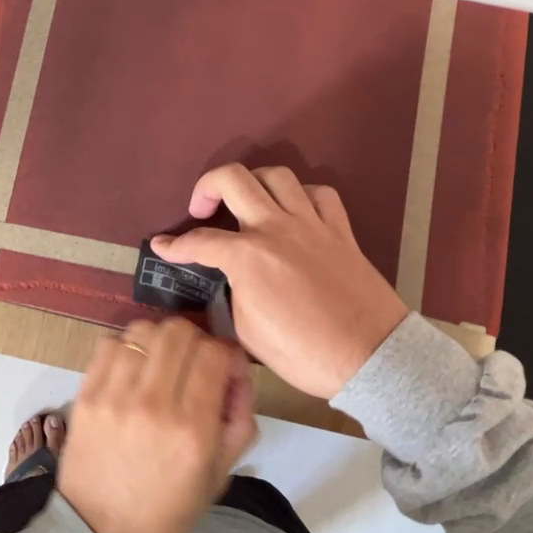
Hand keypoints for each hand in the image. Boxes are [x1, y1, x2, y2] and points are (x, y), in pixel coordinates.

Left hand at [57, 318, 257, 532]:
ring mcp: (115, 396)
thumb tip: (237, 369)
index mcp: (193, 429)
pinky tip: (133, 370)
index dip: (226, 352)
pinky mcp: (86, 394)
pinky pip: (110, 344)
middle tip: (194, 364)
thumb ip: (240, 418)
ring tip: (162, 364)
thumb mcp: (220, 474)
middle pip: (179, 332)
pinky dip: (127, 348)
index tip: (225, 366)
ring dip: (161, 341)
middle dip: (196, 341)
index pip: (214, 352)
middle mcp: (154, 404)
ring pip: (144, 330)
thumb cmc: (168, 512)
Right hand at [151, 164, 407, 399]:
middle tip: (201, 209)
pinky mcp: (340, 230)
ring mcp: (311, 224)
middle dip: (206, 186)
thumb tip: (233, 278)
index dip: (174, 246)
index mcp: (247, 257)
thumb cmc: (303, 353)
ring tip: (248, 204)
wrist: (370, 356)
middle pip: (233, 179)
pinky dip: (302, 196)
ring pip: (277, 176)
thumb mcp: (249, 331)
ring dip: (254, 183)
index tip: (161, 245)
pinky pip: (320, 194)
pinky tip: (295, 212)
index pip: (199, 242)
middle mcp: (276, 228)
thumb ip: (235, 293)